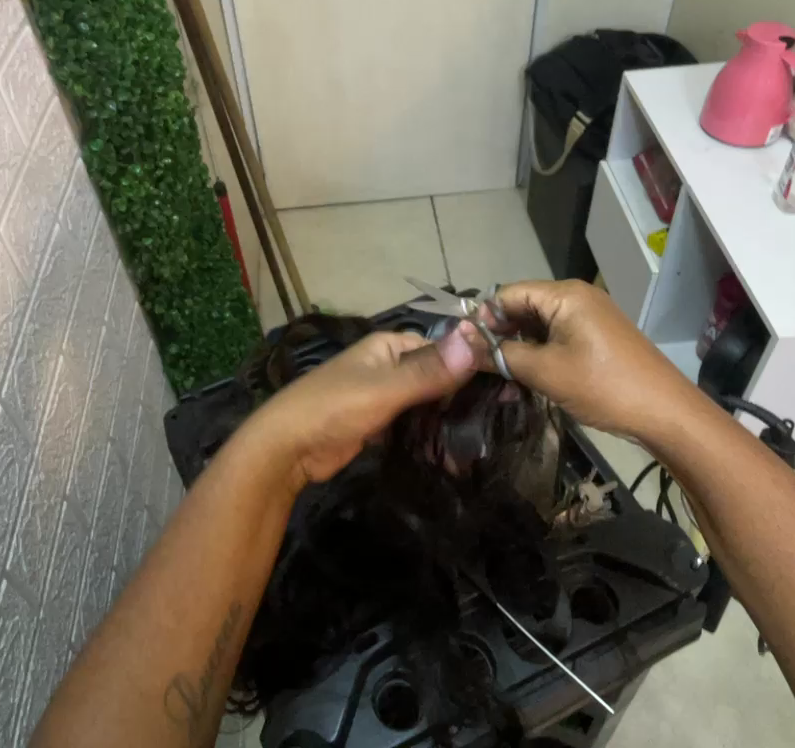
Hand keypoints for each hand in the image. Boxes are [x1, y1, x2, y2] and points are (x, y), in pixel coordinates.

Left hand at [230, 330, 476, 490]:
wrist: (287, 448)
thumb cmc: (334, 408)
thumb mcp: (385, 389)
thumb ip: (429, 370)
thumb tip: (477, 339)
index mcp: (389, 346)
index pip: (442, 349)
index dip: (472, 366)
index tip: (507, 388)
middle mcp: (387, 365)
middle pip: (435, 377)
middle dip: (461, 399)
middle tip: (499, 423)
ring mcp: (382, 396)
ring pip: (425, 403)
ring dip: (446, 421)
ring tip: (480, 444)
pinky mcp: (377, 424)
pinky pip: (412, 425)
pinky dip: (428, 436)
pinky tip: (452, 455)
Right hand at [463, 279, 697, 436]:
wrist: (666, 414)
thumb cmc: (602, 386)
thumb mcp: (544, 371)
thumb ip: (501, 353)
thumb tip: (461, 339)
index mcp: (564, 294)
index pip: (507, 294)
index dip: (484, 318)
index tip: (467, 349)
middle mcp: (577, 296)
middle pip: (523, 306)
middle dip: (500, 334)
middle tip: (481, 366)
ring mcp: (590, 316)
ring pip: (539, 324)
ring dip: (519, 347)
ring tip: (501, 376)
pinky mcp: (597, 336)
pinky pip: (557, 335)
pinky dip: (539, 352)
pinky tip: (528, 376)